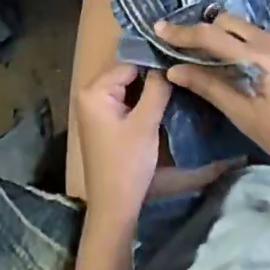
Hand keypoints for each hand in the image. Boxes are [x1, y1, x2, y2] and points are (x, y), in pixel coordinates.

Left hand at [72, 64, 170, 222]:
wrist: (114, 205)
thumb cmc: (127, 163)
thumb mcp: (145, 122)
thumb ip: (157, 88)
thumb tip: (168, 64)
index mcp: (93, 91)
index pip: (130, 65)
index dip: (154, 67)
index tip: (180, 69)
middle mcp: (89, 94)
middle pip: (128, 75)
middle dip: (152, 78)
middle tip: (180, 81)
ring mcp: (95, 108)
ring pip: (129, 88)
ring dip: (149, 91)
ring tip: (176, 90)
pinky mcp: (103, 121)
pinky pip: (125, 101)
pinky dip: (142, 102)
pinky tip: (162, 104)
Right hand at [155, 13, 269, 182]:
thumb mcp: (245, 115)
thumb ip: (210, 86)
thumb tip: (176, 70)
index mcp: (262, 55)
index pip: (213, 36)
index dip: (183, 32)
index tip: (159, 28)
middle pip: (229, 22)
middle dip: (202, 29)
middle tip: (180, 43)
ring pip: (248, 29)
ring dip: (224, 37)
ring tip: (204, 54)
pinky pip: (265, 39)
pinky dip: (245, 45)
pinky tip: (237, 64)